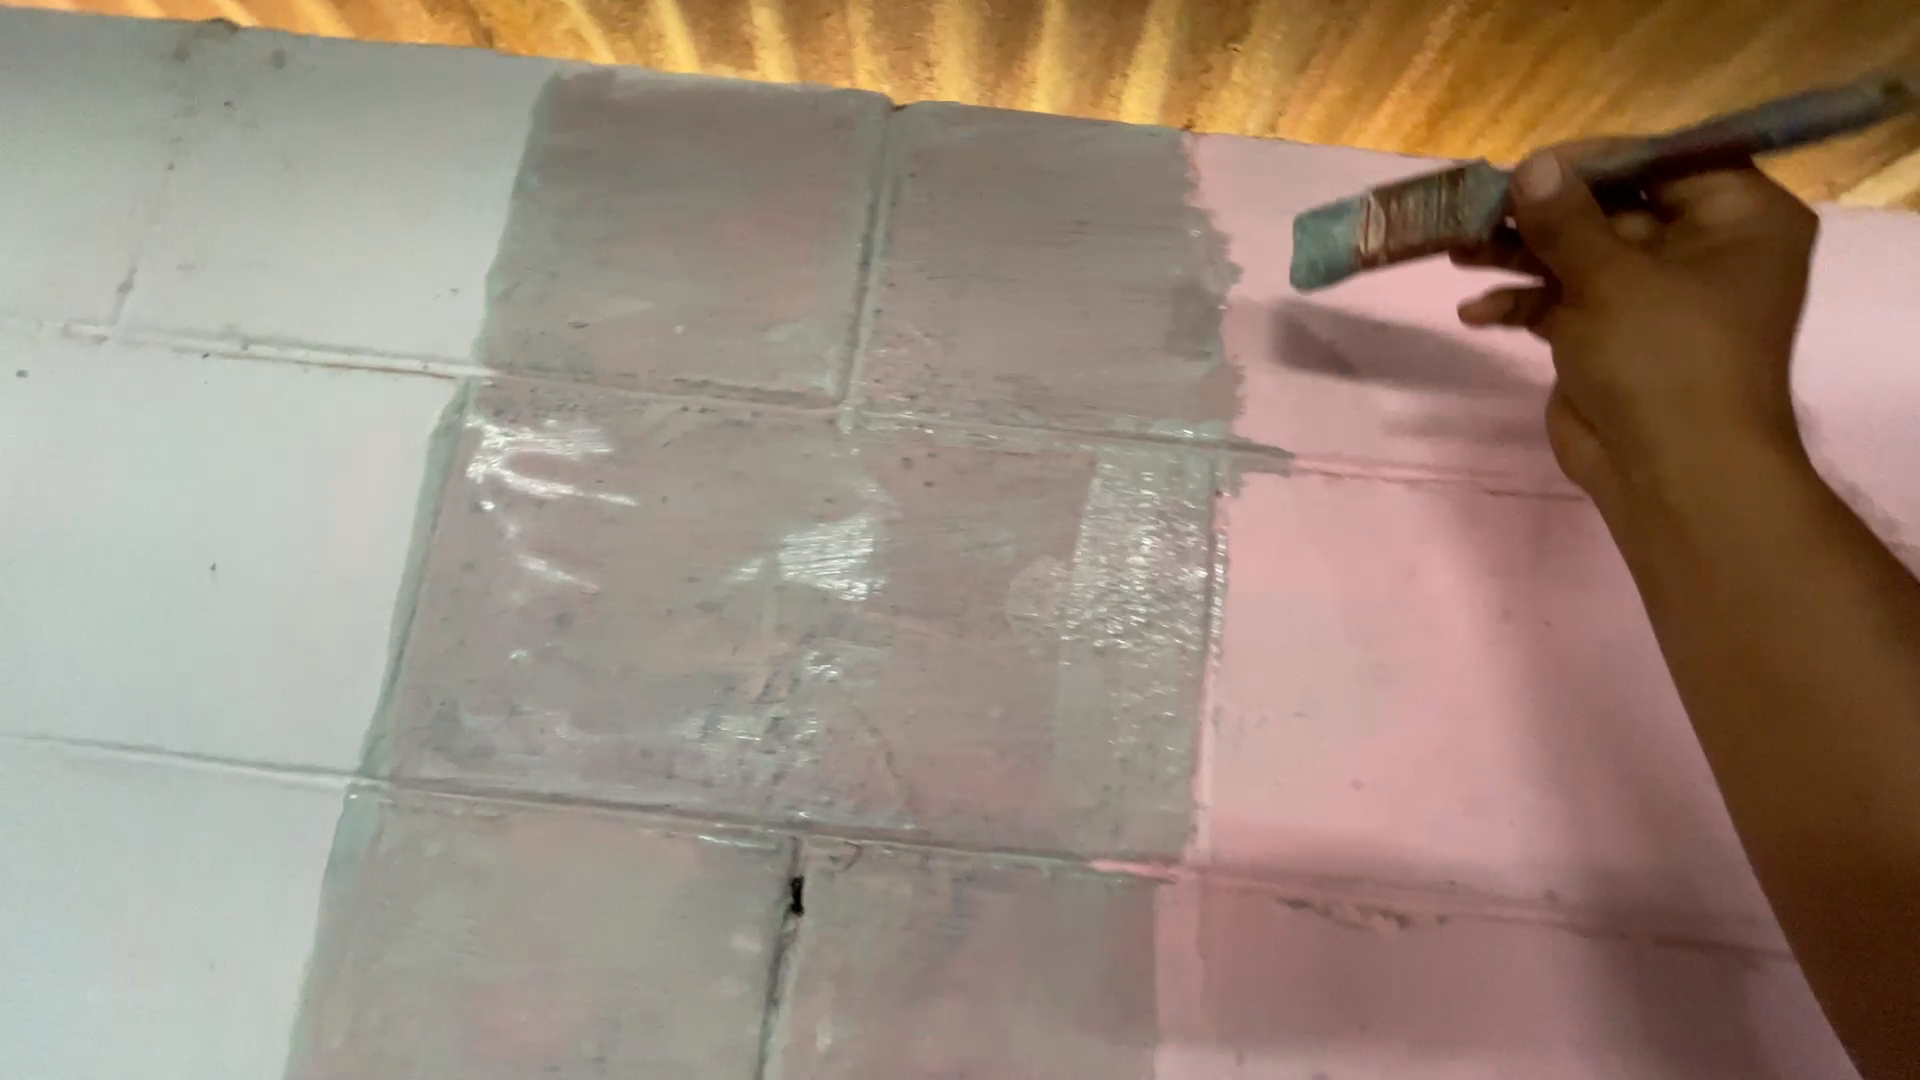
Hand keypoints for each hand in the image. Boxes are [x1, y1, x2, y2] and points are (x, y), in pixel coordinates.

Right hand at [1453, 143, 1819, 505]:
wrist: (1663, 464)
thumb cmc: (1662, 359)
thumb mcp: (1612, 280)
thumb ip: (1566, 223)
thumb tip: (1530, 167)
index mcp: (1734, 222)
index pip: (1666, 165)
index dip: (1597, 161)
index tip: (1530, 166)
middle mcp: (1694, 253)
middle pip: (1608, 213)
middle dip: (1539, 215)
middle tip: (1476, 209)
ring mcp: (1644, 298)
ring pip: (1572, 260)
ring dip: (1515, 258)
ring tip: (1456, 251)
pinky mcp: (1601, 336)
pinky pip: (1554, 305)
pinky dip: (1517, 306)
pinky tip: (1476, 312)